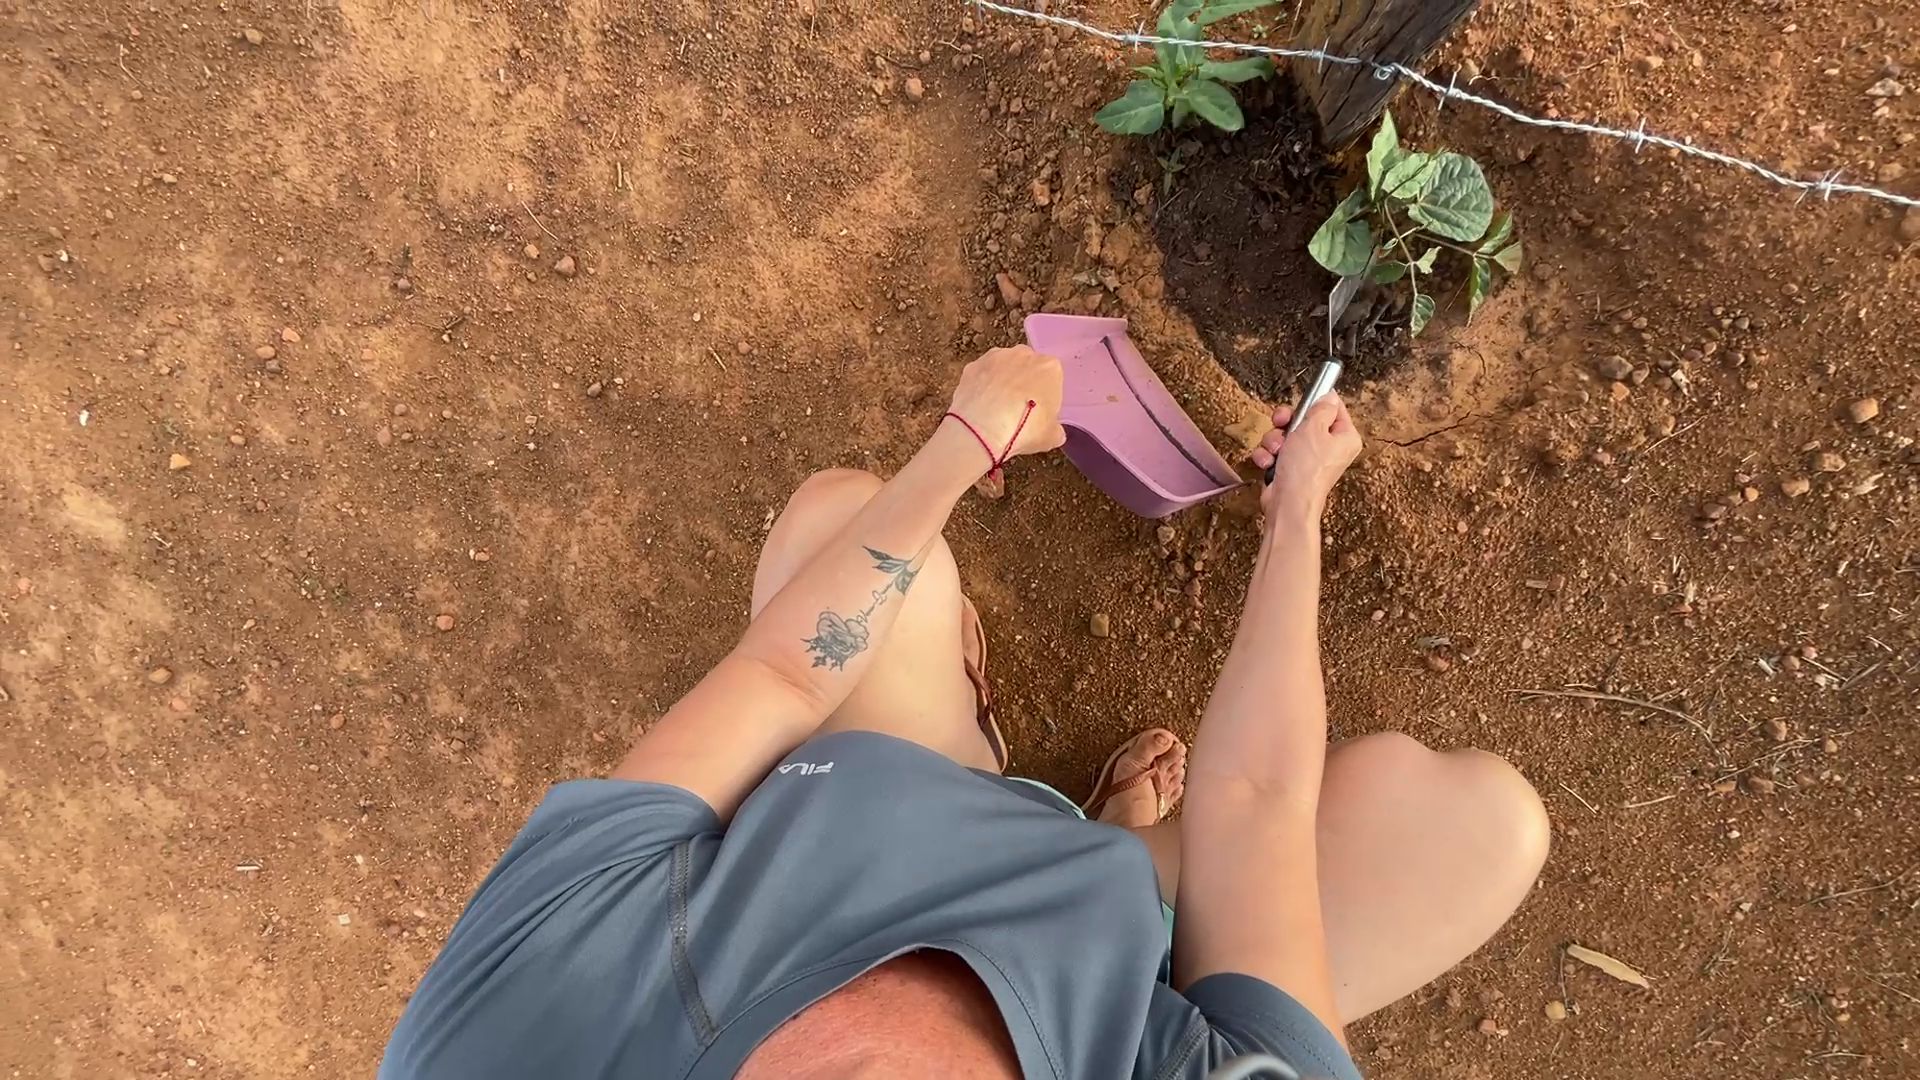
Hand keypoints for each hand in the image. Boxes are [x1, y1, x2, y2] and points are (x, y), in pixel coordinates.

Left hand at [944, 345, 1066, 468]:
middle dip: (1023, 384)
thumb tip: (1054, 432)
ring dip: (1000, 383)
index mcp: (1050, 367)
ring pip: (1002, 368)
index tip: (1039, 412)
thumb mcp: (1051, 437)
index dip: (1045, 395)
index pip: (1051, 377)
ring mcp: (996, 357)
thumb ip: (1055, 430)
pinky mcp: (972, 366)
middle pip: (1026, 367)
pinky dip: (980, 387)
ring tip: (995, 409)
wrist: (984, 428)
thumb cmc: (1025, 429)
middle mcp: (1023, 355)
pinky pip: (980, 376)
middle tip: (1017, 410)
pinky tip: (979, 407)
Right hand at [1249, 394, 1361, 520]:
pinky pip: (1274, 451)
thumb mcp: (1314, 428)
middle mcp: (1328, 448)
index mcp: (1344, 437)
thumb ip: (1321, 408)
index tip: (1303, 402)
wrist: (1288, 503)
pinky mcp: (1289, 468)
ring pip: (1285, 435)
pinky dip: (1268, 455)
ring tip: (1276, 451)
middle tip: (1281, 423)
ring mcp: (1307, 459)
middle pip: (1304, 420)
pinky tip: (1269, 463)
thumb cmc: (1305, 470)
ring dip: (1273, 440)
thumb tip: (1328, 396)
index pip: (1333, 408)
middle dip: (1286, 423)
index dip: (1315, 403)